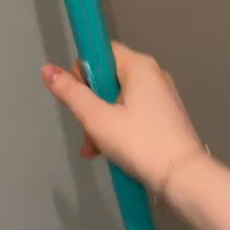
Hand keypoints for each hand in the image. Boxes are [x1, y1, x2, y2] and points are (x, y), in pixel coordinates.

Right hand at [42, 41, 211, 199]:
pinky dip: (118, 129)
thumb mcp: (97, 119)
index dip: (84, 71)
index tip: (80, 97)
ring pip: (119, 100)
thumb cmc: (139, 143)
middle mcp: (153, 75)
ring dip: (101, 122)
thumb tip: (47, 69)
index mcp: (139, 66)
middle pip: (108, 79)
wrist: (183, 178)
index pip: (101, 52)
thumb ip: (71, 93)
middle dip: (91, 105)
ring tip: (94, 149)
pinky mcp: (166, 118)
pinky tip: (109, 152)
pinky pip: (133, 114)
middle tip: (87, 131)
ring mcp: (162, 97)